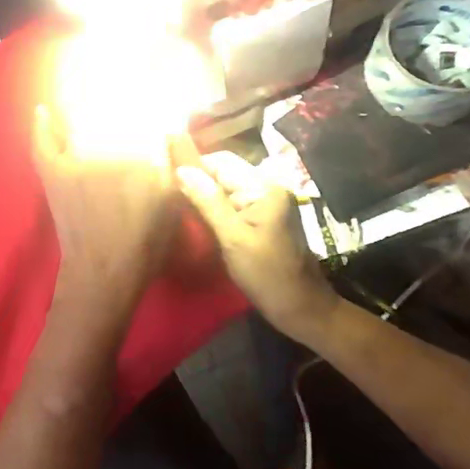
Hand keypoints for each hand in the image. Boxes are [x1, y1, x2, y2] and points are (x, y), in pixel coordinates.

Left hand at [32, 106, 177, 307]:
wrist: (105, 273)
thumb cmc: (145, 243)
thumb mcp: (175, 204)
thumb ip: (179, 164)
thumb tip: (174, 130)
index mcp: (141, 156)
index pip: (140, 119)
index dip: (143, 110)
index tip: (147, 102)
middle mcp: (107, 150)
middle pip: (107, 120)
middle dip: (113, 110)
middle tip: (119, 104)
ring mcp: (76, 161)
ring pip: (79, 128)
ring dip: (82, 115)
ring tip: (88, 102)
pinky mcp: (55, 173)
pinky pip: (44, 144)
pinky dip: (42, 126)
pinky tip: (42, 110)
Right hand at [176, 151, 339, 345]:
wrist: (302, 307)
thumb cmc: (266, 274)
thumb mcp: (233, 238)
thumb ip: (208, 202)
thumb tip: (181, 169)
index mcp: (263, 187)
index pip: (221, 162)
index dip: (193, 167)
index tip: (167, 181)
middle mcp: (268, 186)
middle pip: (225, 171)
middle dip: (199, 181)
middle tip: (172, 199)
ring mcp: (269, 201)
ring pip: (228, 186)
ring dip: (206, 195)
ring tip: (183, 209)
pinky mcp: (266, 215)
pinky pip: (235, 201)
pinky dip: (218, 207)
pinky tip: (203, 221)